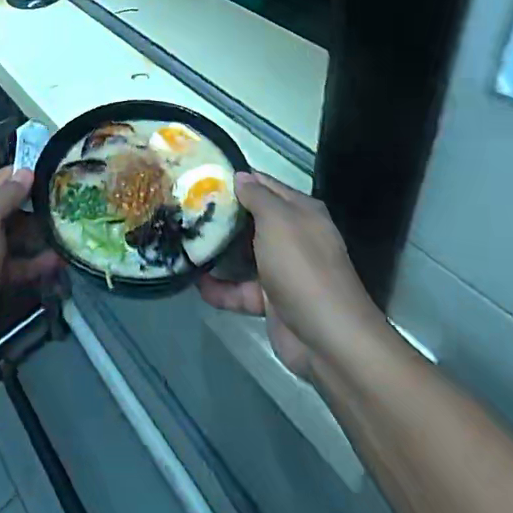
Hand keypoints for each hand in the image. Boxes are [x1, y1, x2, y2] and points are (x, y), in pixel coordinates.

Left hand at [0, 168, 61, 369]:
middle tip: (74, 204)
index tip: (62, 172)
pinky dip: (37, 262)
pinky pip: (19, 264)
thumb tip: (27, 171)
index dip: (28, 174)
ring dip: (41, 234)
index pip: (1, 178)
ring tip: (72, 231)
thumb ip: (7, 194)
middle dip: (39, 206)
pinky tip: (60, 261)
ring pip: (18, 236)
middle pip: (12, 207)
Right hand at [199, 173, 387, 379]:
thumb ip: (257, 196)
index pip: (266, 185)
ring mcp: (283, 270)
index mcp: (301, 211)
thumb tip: (241, 176)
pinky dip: (221, 288)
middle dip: (223, 215)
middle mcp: (294, 237)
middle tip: (186, 209)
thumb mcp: (278, 220)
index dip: (238, 180)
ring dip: (218, 252)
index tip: (202, 177)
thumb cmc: (301, 266)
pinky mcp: (272, 301)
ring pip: (244, 255)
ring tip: (184, 243)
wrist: (327, 337)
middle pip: (253, 220)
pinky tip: (196, 283)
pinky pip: (241, 290)